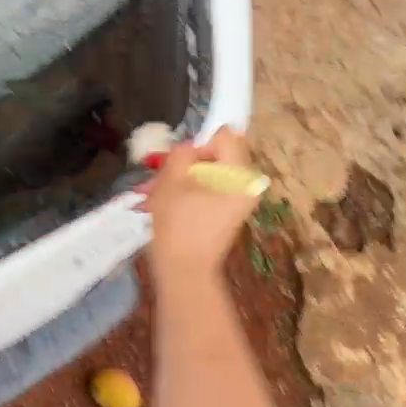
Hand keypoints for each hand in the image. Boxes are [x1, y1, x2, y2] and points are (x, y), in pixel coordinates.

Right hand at [142, 129, 258, 283]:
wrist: (184, 270)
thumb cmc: (178, 224)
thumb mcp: (171, 181)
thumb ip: (183, 154)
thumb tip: (191, 147)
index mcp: (240, 173)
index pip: (225, 136)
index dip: (199, 143)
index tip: (180, 163)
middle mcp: (248, 184)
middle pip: (220, 155)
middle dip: (189, 163)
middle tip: (162, 176)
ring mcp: (241, 201)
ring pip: (212, 174)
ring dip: (185, 179)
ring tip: (157, 194)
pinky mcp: (230, 214)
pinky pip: (212, 191)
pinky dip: (190, 193)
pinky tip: (168, 205)